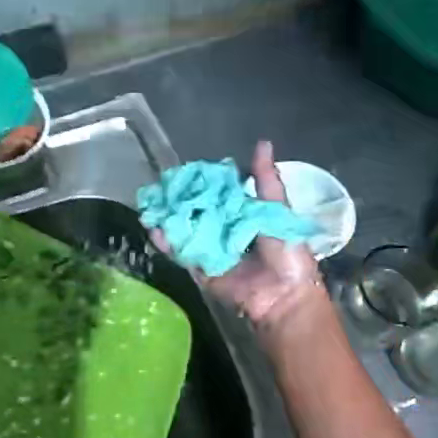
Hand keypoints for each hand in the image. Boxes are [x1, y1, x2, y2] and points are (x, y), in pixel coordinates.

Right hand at [152, 140, 322, 327]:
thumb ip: (265, 179)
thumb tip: (262, 143)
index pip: (219, 194)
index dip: (203, 183)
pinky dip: (168, 243)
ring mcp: (213, 251)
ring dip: (168, 219)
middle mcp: (226, 231)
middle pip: (198, 212)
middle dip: (179, 200)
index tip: (185, 170)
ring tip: (150, 205)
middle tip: (160, 185)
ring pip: (186, 231)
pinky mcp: (203, 270)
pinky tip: (155, 228)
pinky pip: (183, 254)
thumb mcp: (277, 208)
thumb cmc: (288, 251)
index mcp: (245, 215)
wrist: (284, 295)